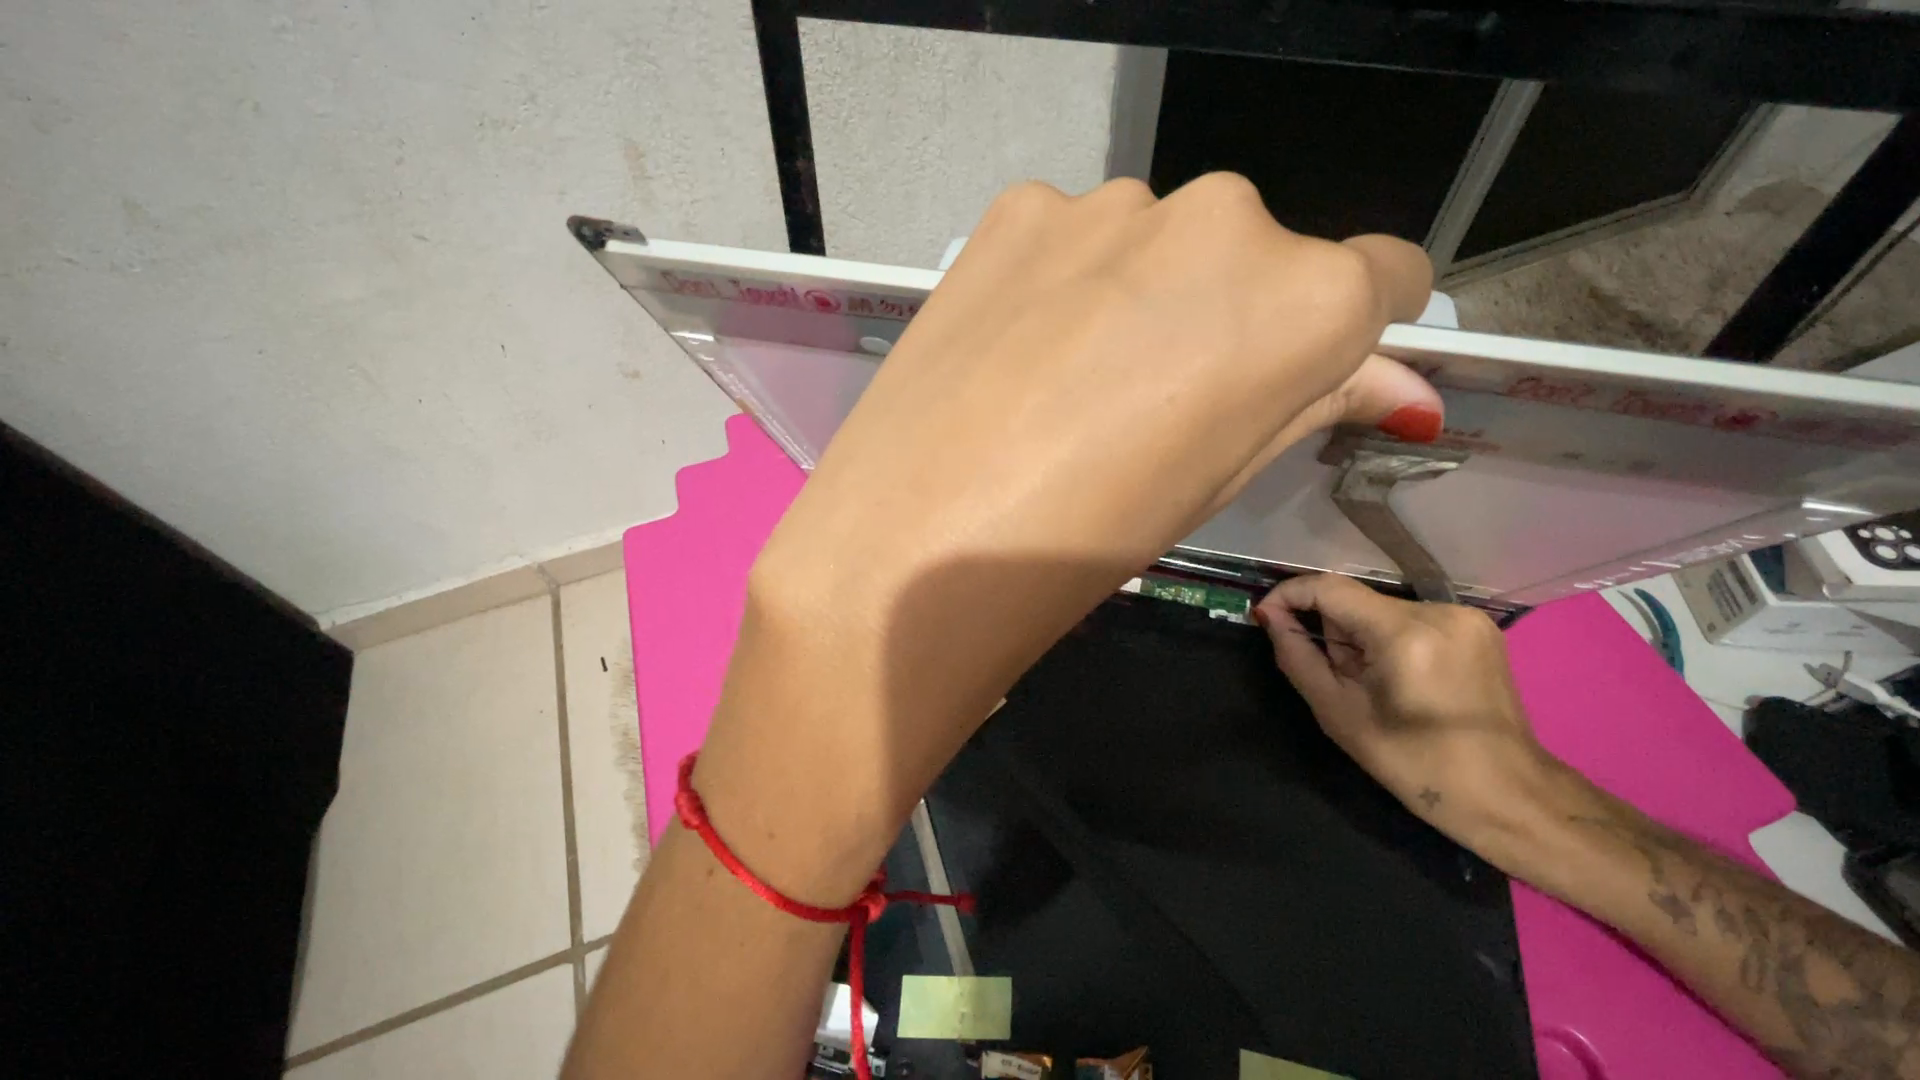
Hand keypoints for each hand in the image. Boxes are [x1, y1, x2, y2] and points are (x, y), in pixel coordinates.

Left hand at [695, 175, 1442, 900]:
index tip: (1302, 368)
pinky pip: (1076, 236)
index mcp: (1301, 297)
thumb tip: (1400, 386)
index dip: (1351, 328)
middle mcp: (1222, 218)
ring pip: (1160, 242)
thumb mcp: (1219, 479)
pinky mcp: (1019, 209)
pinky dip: (1066, 281)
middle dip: (1229, 314)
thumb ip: (1313, 405)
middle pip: (1260, 255)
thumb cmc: (1091, 538)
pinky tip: (1019, 352)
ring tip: (1071, 382)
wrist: (918, 539)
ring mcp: (1111, 204)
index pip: (1385, 275)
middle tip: (1158, 397)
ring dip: (1141, 293)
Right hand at [1254, 573, 1560, 844]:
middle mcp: (1439, 611)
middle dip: (1332, 631)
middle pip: (1357, 602)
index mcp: (1404, 633)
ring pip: (1383, 611)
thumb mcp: (1339, 714)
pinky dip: (1392, 641)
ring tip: (1372, 685)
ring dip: (1362, 637)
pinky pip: (1414, 620)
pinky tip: (1401, 679)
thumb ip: (1298, 658)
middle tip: (1335, 679)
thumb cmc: (1414, 764)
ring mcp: (1466, 617)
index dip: (1289, 595)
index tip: (1264, 616)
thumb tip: (1271, 617)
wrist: (1505, 793)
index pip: (1329, 587)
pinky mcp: (1479, 628)